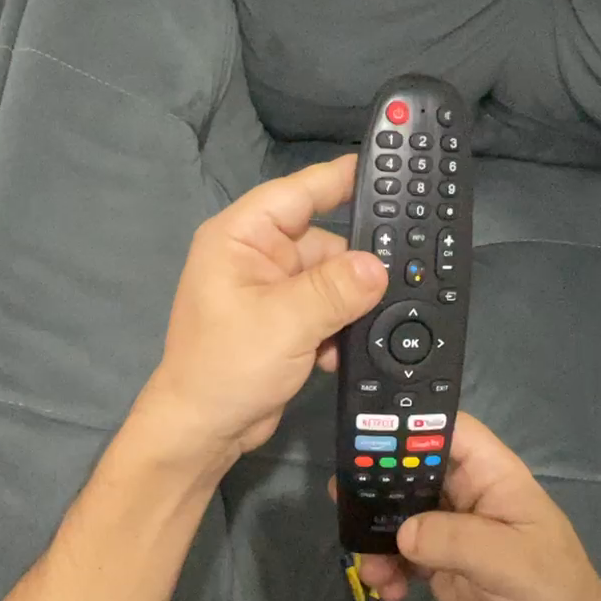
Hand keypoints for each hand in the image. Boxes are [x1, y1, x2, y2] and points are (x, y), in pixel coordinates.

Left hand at [136, 156, 387, 462]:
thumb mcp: (286, 322)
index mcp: (241, 237)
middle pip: (322, 241)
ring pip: (330, 280)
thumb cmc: (227, 367)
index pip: (299, 192)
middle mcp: (255, 256)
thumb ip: (336, 289)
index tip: (392, 170)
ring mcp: (270, 291)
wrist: (204, 430)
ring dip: (348, 306)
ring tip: (361, 328)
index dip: (343, 178)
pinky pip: (325, 310)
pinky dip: (337, 328)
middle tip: (396, 278)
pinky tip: (338, 351)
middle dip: (354, 265)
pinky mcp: (283, 323)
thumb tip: (380, 267)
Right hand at [353, 412, 600, 600]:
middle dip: (376, 483)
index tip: (371, 434)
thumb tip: (402, 533)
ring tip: (370, 568)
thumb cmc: (549, 584)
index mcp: (488, 473)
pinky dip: (386, 568)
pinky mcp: (434, 556)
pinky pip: (398, 551)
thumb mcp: (508, 559)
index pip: (448, 430)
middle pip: (410, 469)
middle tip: (342, 495)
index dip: (412, 424)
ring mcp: (446, 524)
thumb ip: (454, 540)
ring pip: (396, 513)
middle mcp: (462, 490)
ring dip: (375, 537)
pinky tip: (388, 590)